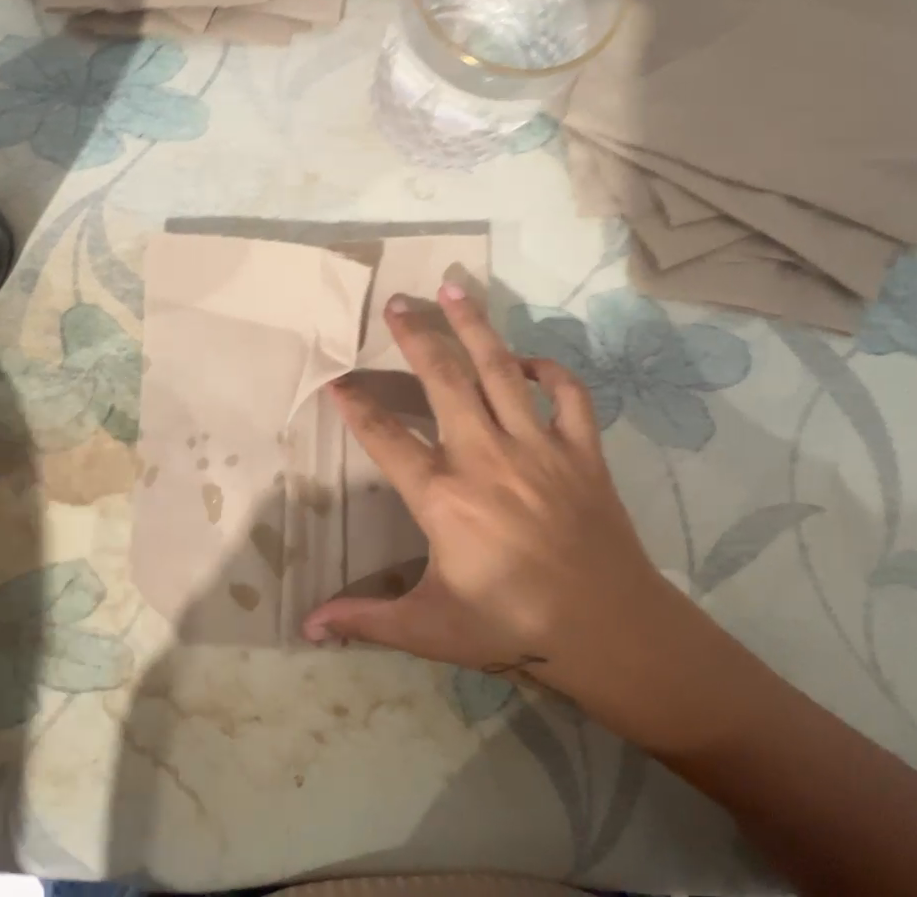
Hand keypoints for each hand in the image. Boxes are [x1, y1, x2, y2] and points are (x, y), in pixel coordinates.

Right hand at [302, 283, 682, 695]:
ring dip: (474, 326)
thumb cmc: (512, 628)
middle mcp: (484, 456)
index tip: (338, 381)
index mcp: (442, 495)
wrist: (610, 629)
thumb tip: (306, 628)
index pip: (386, 438)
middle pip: (442, 379)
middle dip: (415, 336)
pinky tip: (529, 360)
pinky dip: (550, 371)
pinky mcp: (582, 452)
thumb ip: (365, 620)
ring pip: (500, 371)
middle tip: (396, 302)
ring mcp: (537, 447)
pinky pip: (568, 395)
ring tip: (453, 287)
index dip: (358, 407)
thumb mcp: (428, 628)